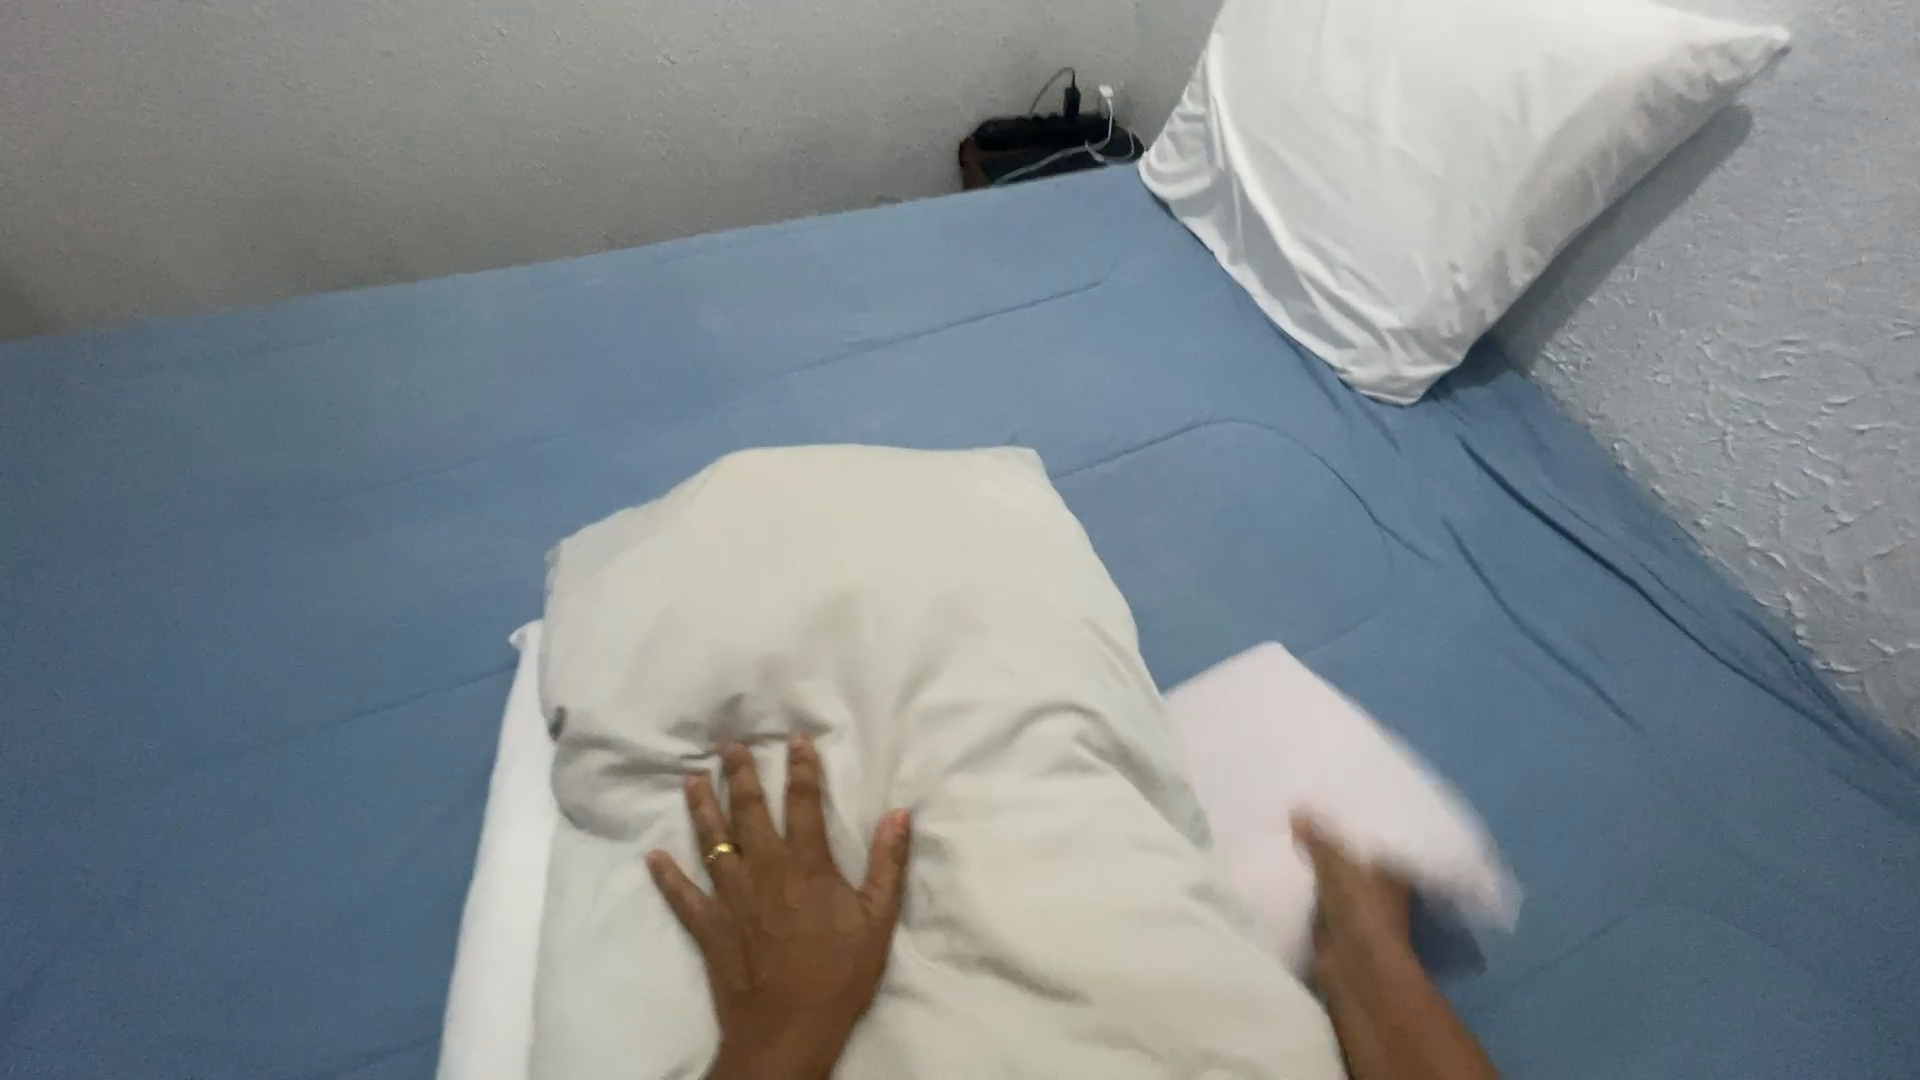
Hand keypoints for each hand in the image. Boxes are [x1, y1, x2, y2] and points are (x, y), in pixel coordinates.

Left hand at [648, 737, 912, 1079]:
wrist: (788, 1034)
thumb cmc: (839, 974)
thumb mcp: (878, 919)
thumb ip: (887, 862)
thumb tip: (899, 812)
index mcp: (807, 864)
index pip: (803, 802)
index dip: (801, 768)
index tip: (795, 739)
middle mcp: (765, 869)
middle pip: (749, 811)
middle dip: (739, 774)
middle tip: (729, 745)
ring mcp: (732, 897)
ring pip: (713, 842)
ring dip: (701, 808)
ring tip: (690, 779)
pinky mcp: (710, 927)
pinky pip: (683, 896)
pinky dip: (667, 876)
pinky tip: (652, 856)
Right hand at [1291, 816, 1500, 1079]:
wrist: (1354, 967)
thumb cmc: (1362, 910)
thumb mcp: (1340, 864)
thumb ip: (1319, 837)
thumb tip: (1298, 808)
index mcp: (1388, 871)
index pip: (1370, 838)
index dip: (1350, 821)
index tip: (1326, 799)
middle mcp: (1373, 888)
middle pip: (1344, 856)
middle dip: (1321, 839)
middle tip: (1292, 809)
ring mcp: (1350, 908)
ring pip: (1324, 876)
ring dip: (1306, 863)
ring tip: (1277, 832)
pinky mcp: (1328, 924)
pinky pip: (1308, 895)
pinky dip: (1294, 885)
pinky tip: (1273, 867)